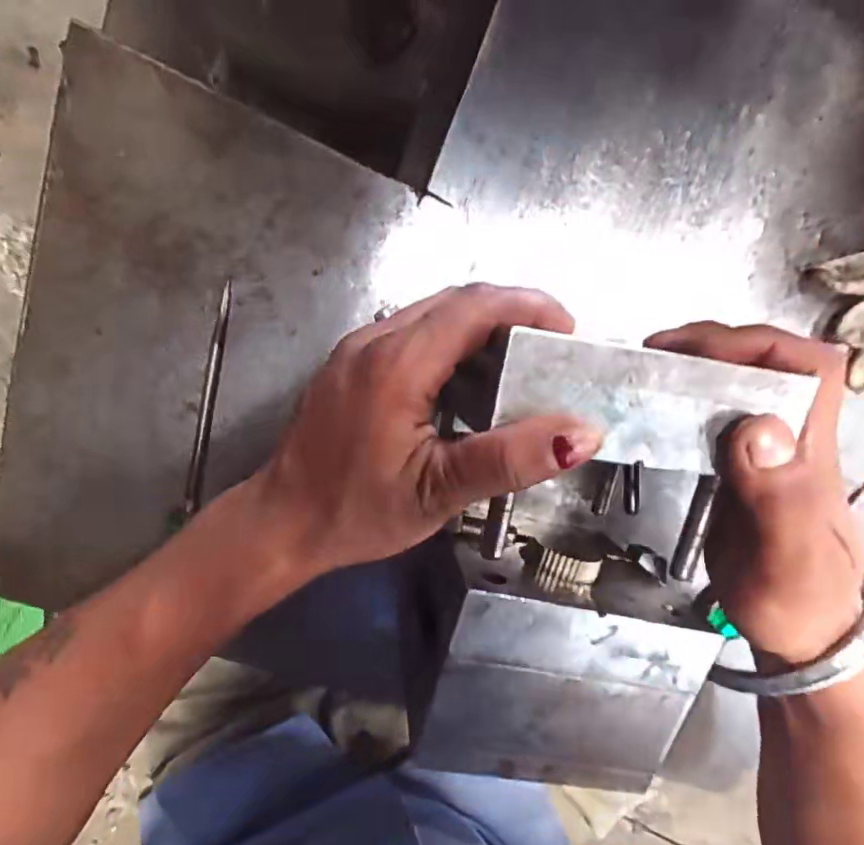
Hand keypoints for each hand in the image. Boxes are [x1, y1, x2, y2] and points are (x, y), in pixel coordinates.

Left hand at [250, 285, 604, 574]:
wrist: (282, 523)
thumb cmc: (356, 513)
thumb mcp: (438, 492)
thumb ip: (508, 459)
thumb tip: (580, 434)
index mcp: (396, 365)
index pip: (474, 306)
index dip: (528, 306)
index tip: (567, 329)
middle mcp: (371, 343)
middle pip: (452, 301)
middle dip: (509, 313)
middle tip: (549, 349)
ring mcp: (353, 352)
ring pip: (428, 315)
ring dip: (478, 327)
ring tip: (517, 364)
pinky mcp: (345, 369)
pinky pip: (406, 335)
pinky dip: (447, 344)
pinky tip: (464, 382)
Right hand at [644, 323, 863, 664]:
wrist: (803, 636)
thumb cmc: (800, 601)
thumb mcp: (792, 557)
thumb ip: (780, 495)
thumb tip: (757, 426)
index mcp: (813, 453)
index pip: (807, 366)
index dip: (756, 343)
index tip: (697, 349)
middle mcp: (794, 443)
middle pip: (771, 367)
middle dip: (716, 348)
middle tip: (655, 358)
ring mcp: (768, 459)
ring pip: (743, 391)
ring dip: (699, 373)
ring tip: (649, 378)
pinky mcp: (742, 477)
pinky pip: (720, 424)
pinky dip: (690, 408)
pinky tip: (659, 416)